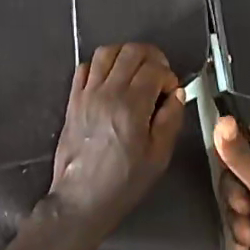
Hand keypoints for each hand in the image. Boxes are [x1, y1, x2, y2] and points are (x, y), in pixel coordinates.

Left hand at [42, 42, 186, 242]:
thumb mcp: (158, 157)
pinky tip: (110, 78)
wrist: (82, 198)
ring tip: (135, 69)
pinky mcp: (73, 98)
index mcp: (131, 105)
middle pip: (130, 51)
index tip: (171, 90)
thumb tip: (177, 93)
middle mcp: (107, 91)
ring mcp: (87, 92)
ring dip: (124, 54)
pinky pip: (84, 67)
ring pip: (106, 52)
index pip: (154, 69)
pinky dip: (100, 65)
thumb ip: (170, 120)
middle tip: (158, 72)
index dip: (168, 74)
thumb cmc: (124, 182)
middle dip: (150, 56)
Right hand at [214, 117, 249, 249]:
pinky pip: (243, 219)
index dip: (231, 149)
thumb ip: (244, 160)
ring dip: (237, 218)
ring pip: (238, 197)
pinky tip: (247, 247)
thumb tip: (221, 121)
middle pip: (237, 169)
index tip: (226, 168)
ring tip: (249, 236)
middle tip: (243, 209)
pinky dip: (242, 232)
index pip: (247, 136)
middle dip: (234, 194)